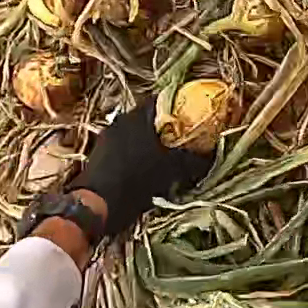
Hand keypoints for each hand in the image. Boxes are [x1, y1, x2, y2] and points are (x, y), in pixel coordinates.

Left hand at [22, 97, 211, 250]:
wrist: (95, 207)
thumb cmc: (136, 180)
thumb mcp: (172, 170)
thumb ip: (193, 160)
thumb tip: (211, 155)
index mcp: (136, 117)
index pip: (160, 100)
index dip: (177, 105)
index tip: (191, 113)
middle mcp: (119, 123)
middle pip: (147, 118)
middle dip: (165, 126)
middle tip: (183, 136)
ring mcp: (106, 140)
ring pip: (134, 134)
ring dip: (149, 142)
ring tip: (167, 155)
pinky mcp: (98, 157)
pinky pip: (124, 149)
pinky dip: (137, 154)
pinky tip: (147, 169)